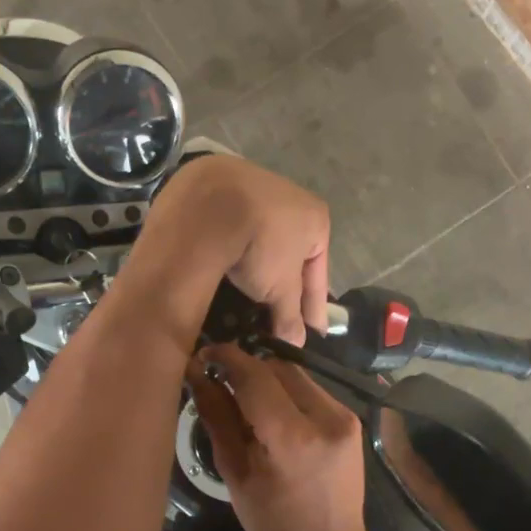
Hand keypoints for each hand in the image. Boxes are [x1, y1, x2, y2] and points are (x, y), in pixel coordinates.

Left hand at [137, 155, 330, 344]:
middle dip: (288, 286)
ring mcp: (256, 187)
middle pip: (292, 256)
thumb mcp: (280, 289)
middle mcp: (292, 198)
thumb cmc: (261, 246)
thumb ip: (290, 316)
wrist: (211, 203)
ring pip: (264, 240)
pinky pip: (236, 228)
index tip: (314, 332)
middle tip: (283, 315)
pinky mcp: (222, 187)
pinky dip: (236, 249)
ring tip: (254, 295)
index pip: (319, 275)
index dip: (315, 308)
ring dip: (262, 267)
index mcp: (316, 219)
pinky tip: (230, 266)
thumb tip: (296, 343)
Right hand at [186, 344, 375, 530]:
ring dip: (269, 381)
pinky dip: (289, 395)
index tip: (203, 355)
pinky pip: (313, 392)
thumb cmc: (273, 522)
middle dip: (248, 370)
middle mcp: (325, 417)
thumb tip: (198, 376)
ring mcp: (344, 417)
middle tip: (222, 384)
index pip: (254, 376)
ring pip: (297, 376)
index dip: (226, 358)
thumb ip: (218, 419)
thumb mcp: (235, 473)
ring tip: (247, 403)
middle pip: (278, 369)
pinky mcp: (351, 421)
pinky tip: (275, 417)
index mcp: (291, 437)